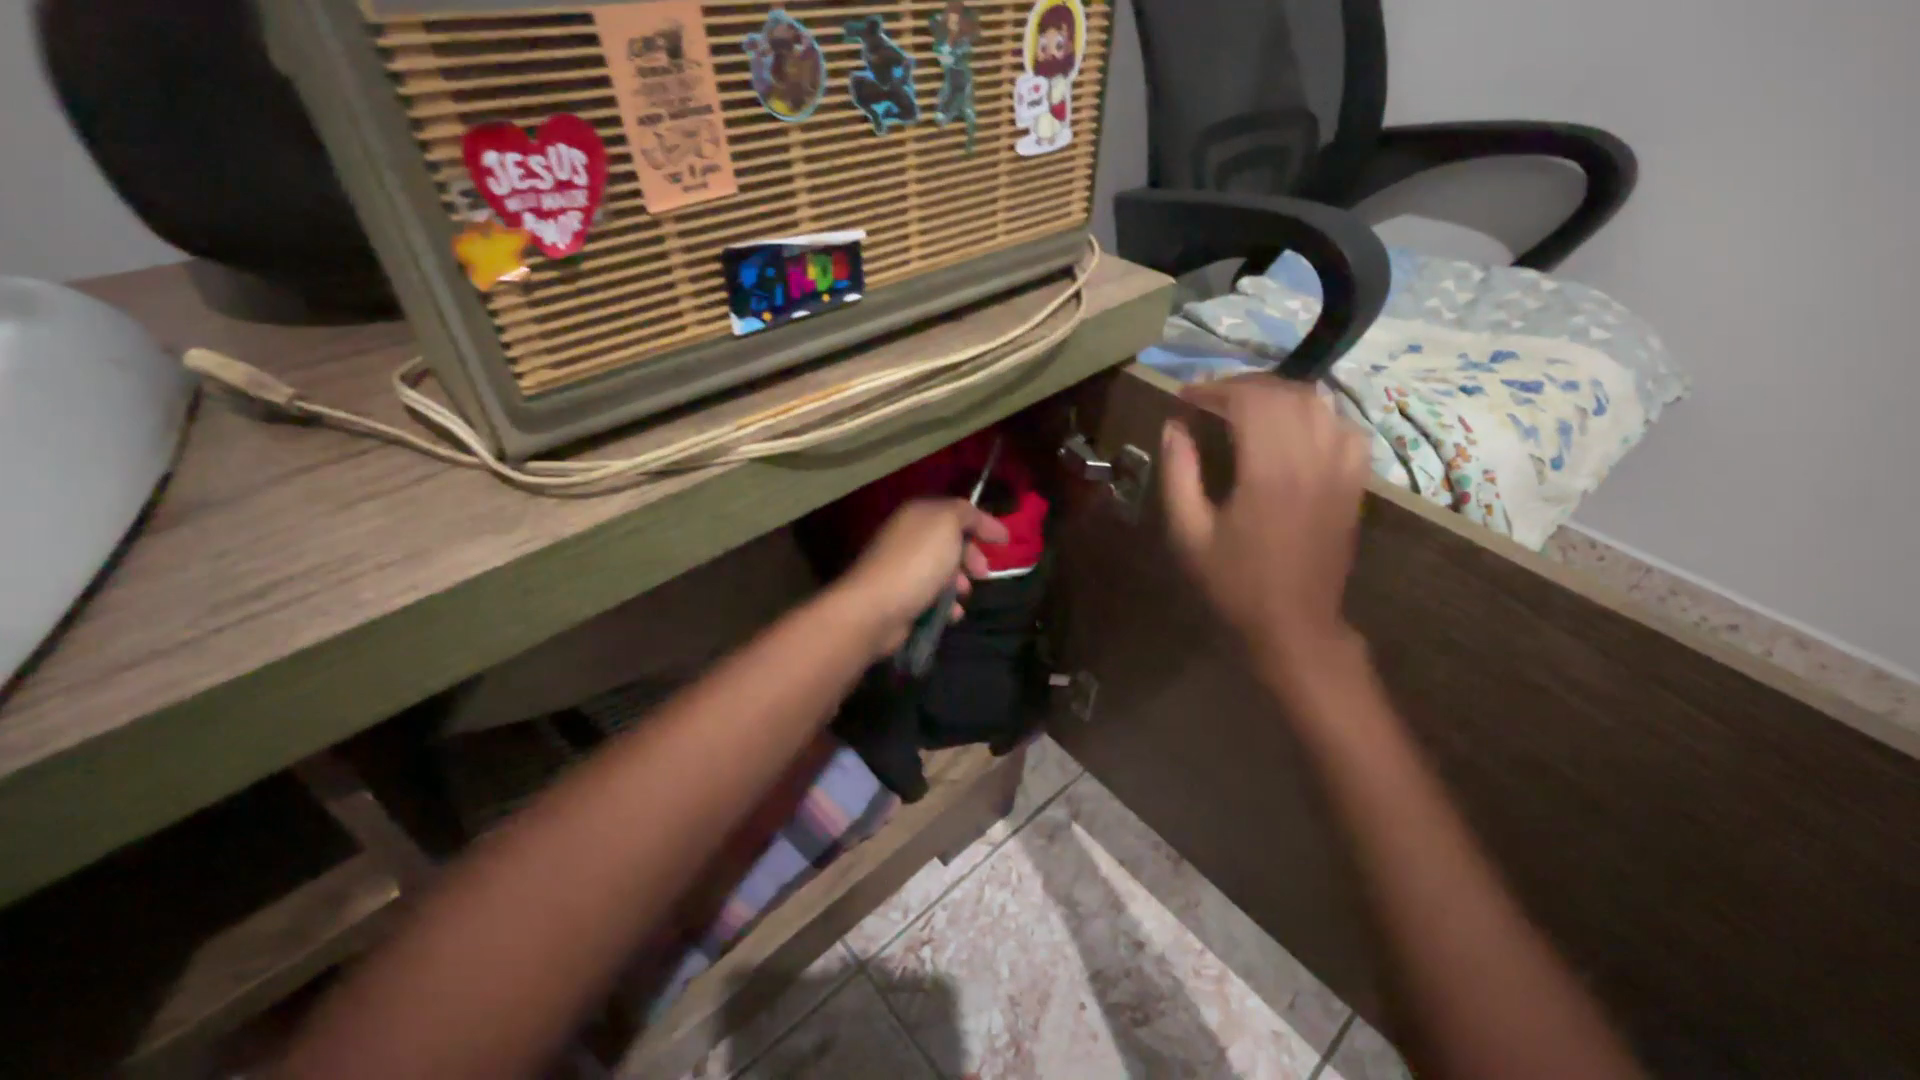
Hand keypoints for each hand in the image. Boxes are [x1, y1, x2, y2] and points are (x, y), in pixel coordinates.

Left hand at [833, 499, 1010, 656]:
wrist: (876, 608)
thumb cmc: (917, 562)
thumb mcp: (947, 524)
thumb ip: (966, 514)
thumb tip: (975, 518)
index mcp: (918, 515)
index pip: (956, 512)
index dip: (983, 523)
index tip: (1005, 541)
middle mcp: (908, 537)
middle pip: (949, 542)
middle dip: (971, 557)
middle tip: (983, 573)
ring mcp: (902, 568)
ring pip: (941, 571)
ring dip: (959, 583)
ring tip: (963, 595)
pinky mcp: (901, 597)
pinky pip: (931, 596)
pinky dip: (945, 604)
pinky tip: (951, 614)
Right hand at [1160, 376, 1370, 667]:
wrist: (1295, 623)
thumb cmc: (1235, 583)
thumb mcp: (1189, 534)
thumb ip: (1178, 474)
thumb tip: (1174, 428)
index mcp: (1268, 471)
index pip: (1249, 400)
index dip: (1214, 389)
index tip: (1186, 398)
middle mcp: (1311, 459)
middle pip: (1285, 393)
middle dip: (1244, 386)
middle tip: (1213, 399)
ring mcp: (1341, 469)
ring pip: (1319, 404)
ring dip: (1281, 395)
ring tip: (1250, 407)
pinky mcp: (1354, 483)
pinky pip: (1345, 428)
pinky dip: (1319, 416)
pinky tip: (1296, 429)